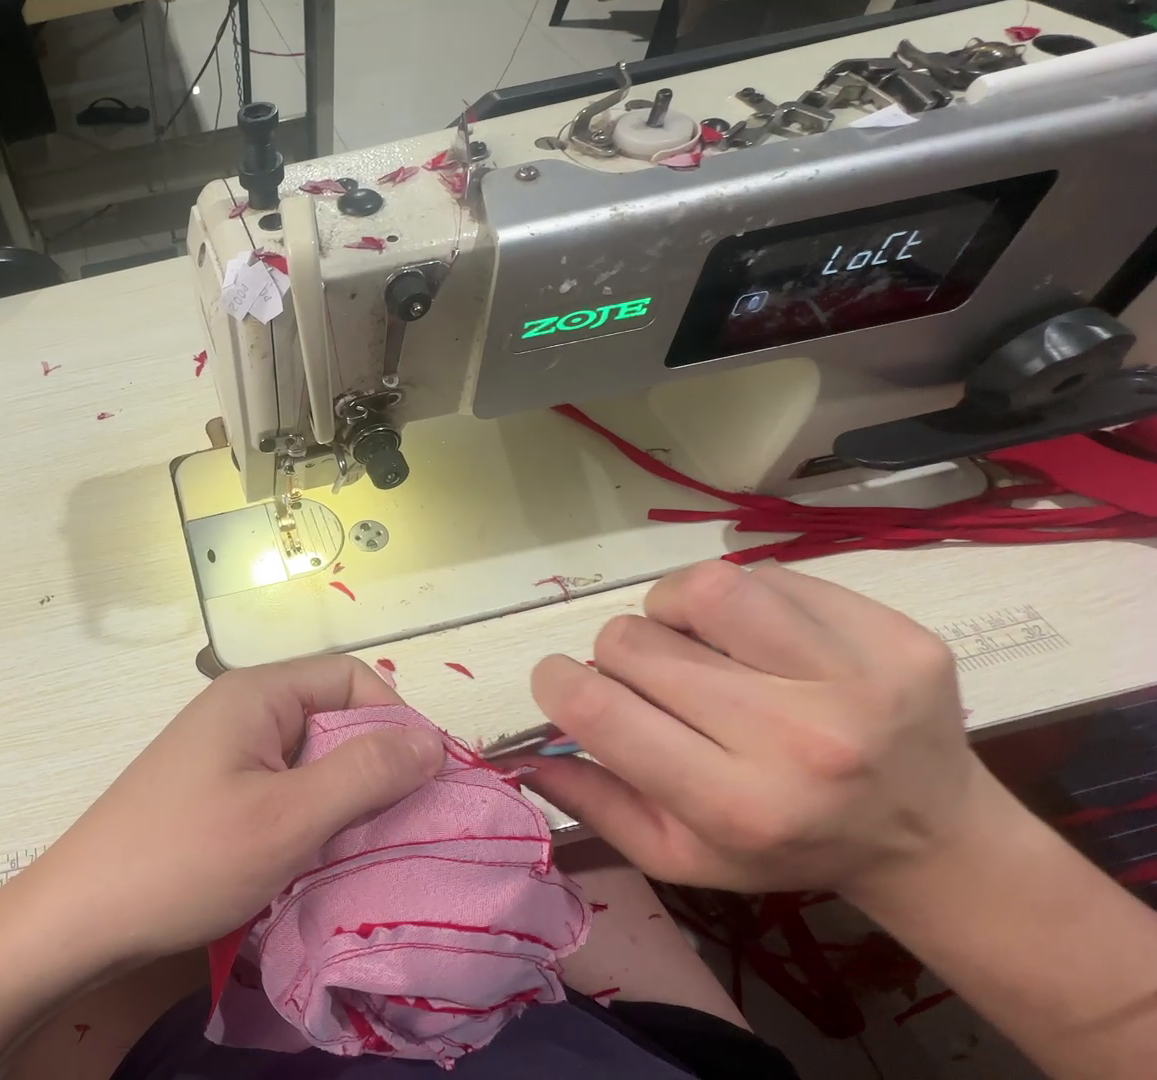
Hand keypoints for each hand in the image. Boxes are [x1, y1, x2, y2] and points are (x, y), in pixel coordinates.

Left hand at [11, 655, 445, 969]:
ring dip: (344, 796)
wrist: (83, 914)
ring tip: (365, 847)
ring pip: (309, 757)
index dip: (395, 719)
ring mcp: (223, 749)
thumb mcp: (288, 817)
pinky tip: (319, 856)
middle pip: (331, 715)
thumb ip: (365, 774)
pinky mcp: (213, 788)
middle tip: (404, 825)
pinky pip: (280, 785)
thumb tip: (432, 739)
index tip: (427, 781)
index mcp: (256, 693)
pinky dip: (310, 814)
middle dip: (374, 764)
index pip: (349, 677)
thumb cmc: (187, 858)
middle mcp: (239, 708)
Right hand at [523, 561, 978, 894]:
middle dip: (615, 656)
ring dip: (671, 609)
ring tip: (690, 640)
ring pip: (701, 588)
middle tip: (645, 681)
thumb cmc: (784, 847)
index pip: (596, 709)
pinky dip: (737, 598)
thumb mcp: (678, 857)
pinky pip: (768, 576)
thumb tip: (524, 753)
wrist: (933, 836)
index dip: (555, 682)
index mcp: (734, 805)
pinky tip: (753, 636)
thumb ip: (594, 804)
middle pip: (633, 642)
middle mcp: (796, 739)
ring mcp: (855, 679)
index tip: (562, 684)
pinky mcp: (894, 635)